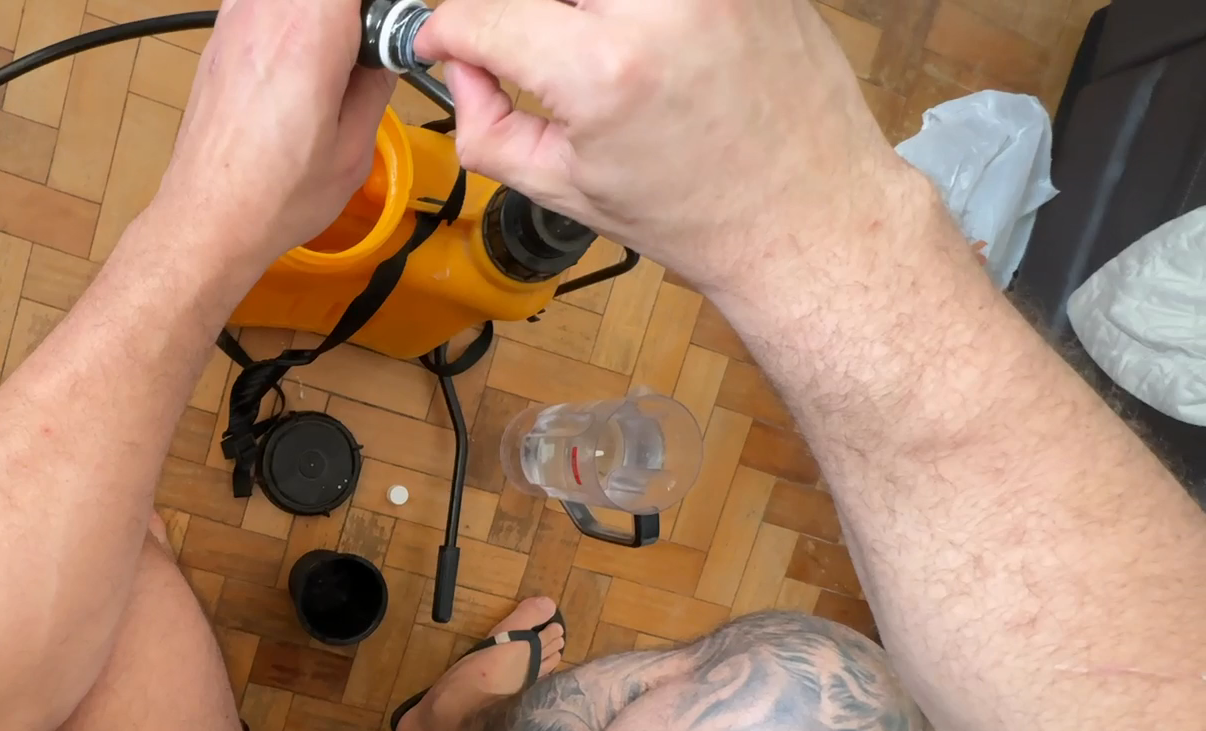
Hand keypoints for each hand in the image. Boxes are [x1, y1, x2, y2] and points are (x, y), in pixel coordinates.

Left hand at [148, 0, 394, 272]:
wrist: (208, 221)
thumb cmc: (272, 198)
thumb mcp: (352, 152)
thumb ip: (378, 85)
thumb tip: (386, 55)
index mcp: (311, 28)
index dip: (376, 10)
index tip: (383, 38)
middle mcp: (267, 8)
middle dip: (348, 17)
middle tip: (359, 55)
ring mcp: (234, 17)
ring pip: (294, 1)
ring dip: (316, 22)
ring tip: (325, 72)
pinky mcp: (218, 39)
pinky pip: (265, 11)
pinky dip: (285, 30)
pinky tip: (289, 81)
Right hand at [415, 0, 921, 298]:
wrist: (793, 204)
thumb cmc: (684, 210)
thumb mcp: (559, 186)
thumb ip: (486, 127)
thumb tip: (462, 72)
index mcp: (604, 71)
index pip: (490, 14)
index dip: (446, 27)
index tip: (435, 40)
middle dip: (509, 9)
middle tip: (505, 41)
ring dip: (565, 7)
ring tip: (567, 40)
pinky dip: (614, 8)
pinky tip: (620, 35)